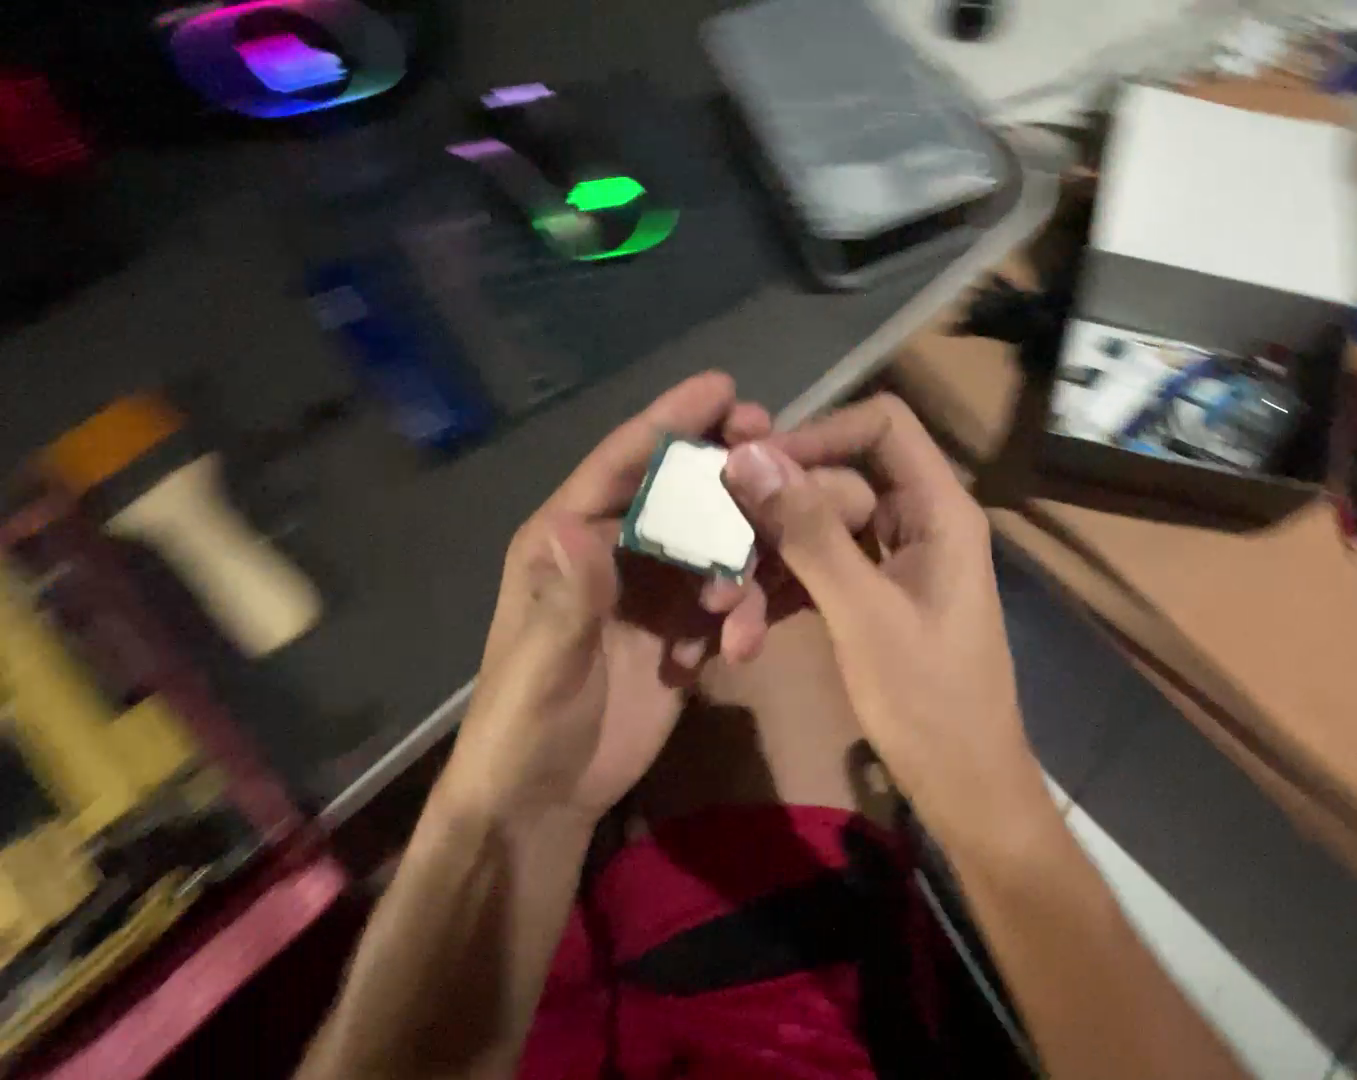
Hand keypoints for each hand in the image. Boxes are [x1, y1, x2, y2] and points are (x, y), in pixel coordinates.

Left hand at [440, 372, 842, 824]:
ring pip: (715, 546)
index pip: (619, 468)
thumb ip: (565, 600)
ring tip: (738, 609)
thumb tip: (575, 524)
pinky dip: (747, 613)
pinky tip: (744, 647)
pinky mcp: (683, 630)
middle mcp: (614, 554)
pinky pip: (730, 599)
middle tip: (776, 452)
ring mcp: (654, 592)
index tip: (723, 388)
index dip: (668, 424)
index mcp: (564, 545)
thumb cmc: (525, 730)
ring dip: (741, 564)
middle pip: (678, 493)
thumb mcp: (541, 669)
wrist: (548, 800)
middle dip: (726, 473)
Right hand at [722, 394, 1046, 849]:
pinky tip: (742, 631)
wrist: (965, 784)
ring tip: (719, 608)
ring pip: (822, 531)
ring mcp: (898, 560)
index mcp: (940, 509)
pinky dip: (784, 592)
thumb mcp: (863, 613)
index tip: (752, 467)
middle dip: (775, 518)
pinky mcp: (877, 597)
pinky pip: (823, 570)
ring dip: (769, 563)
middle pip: (840, 480)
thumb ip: (809, 532)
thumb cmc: (928, 700)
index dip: (818, 433)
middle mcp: (922, 521)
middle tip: (712, 555)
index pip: (882, 425)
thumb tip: (749, 456)